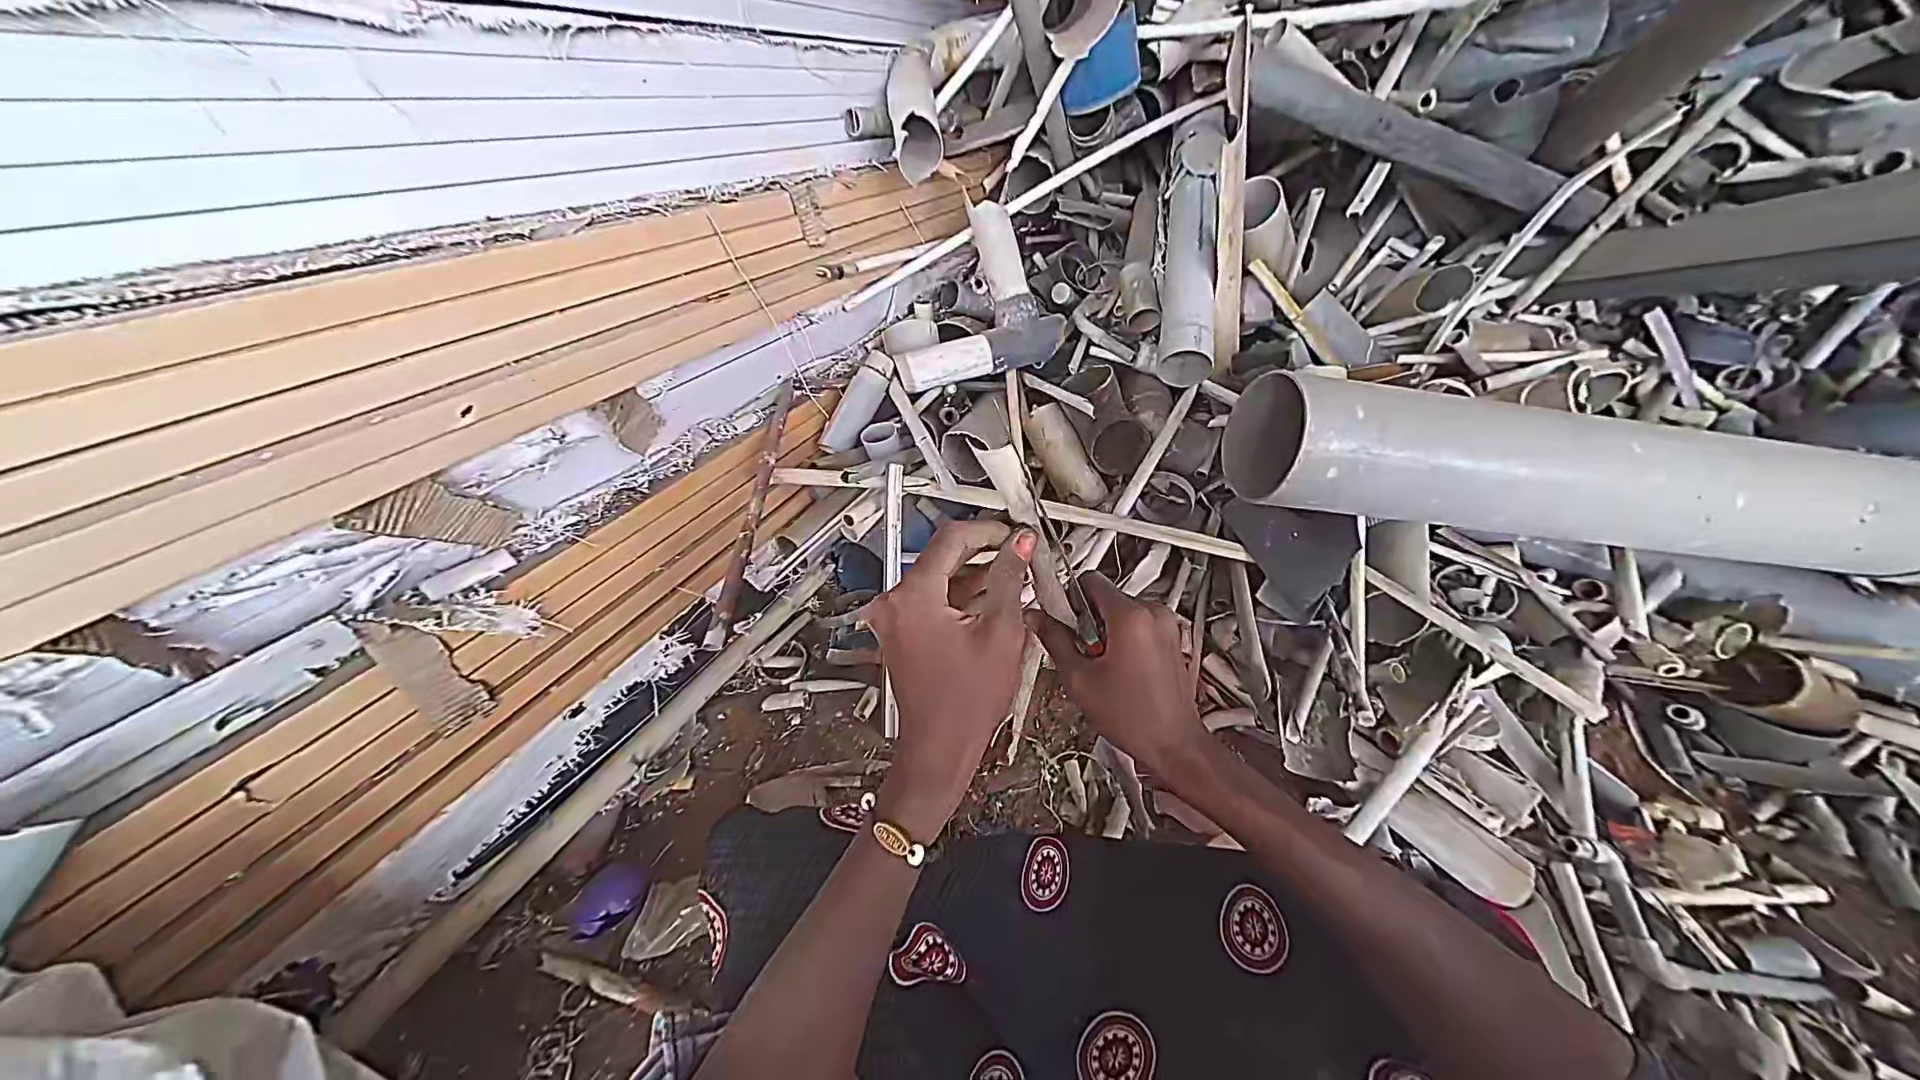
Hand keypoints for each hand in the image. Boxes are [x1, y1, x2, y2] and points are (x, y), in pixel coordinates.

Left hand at [863, 519, 1035, 833]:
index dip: (988, 530)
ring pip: (941, 579)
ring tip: (1015, 581)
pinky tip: (995, 602)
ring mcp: (896, 619)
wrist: (941, 747)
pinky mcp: (903, 632)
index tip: (1012, 534)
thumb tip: (1019, 545)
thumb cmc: (964, 704)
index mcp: (913, 597)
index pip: (951, 539)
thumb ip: (1009, 578)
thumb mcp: (1001, 631)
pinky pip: (934, 600)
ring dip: (977, 577)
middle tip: (1019, 555)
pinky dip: (962, 598)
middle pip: (944, 557)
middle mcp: (895, 604)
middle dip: (986, 554)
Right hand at [1026, 572, 1213, 781]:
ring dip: (1105, 631)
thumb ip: (1054, 640)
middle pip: (1106, 597)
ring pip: (1121, 611)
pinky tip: (1119, 669)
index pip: (1089, 581)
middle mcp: (1154, 614)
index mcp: (1131, 617)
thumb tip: (1037, 618)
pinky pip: (1139, 624)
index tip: (1058, 616)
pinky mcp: (1172, 638)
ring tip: (1102, 665)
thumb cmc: (1135, 718)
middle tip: (1081, 652)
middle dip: (1087, 620)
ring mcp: (1167, 626)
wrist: (1174, 745)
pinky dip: (1124, 639)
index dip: (1068, 599)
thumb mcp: (1079, 679)